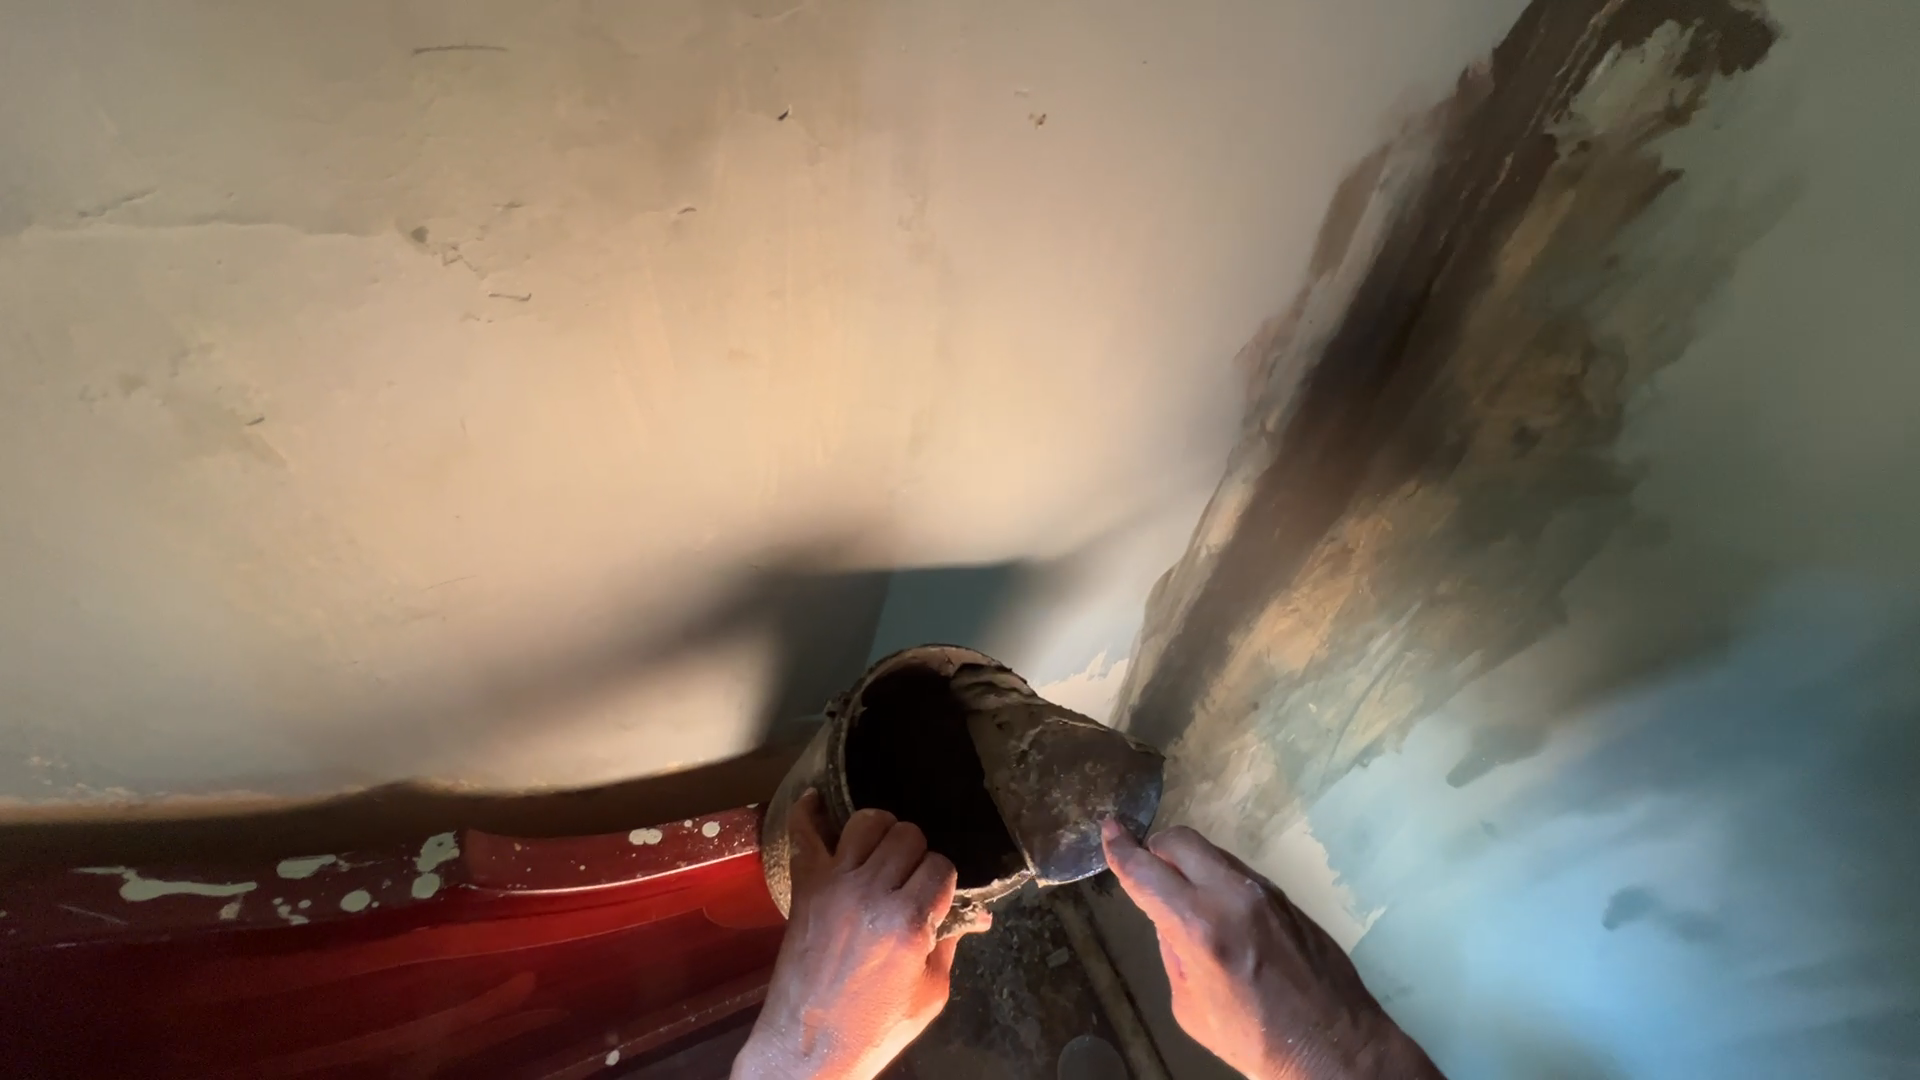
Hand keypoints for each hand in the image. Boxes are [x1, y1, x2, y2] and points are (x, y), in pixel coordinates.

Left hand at [734, 790, 987, 1079]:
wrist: (807, 1050)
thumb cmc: (874, 1028)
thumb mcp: (930, 994)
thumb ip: (950, 944)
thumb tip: (976, 914)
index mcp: (908, 922)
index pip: (941, 865)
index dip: (943, 880)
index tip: (936, 897)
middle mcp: (872, 892)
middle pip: (908, 834)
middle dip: (917, 853)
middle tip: (909, 879)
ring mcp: (835, 883)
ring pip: (867, 822)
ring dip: (881, 831)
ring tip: (881, 852)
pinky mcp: (806, 886)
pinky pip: (803, 834)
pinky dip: (808, 812)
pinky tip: (818, 799)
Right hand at [1100, 821, 1441, 1079]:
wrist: (1338, 1050)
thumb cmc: (1256, 1040)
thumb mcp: (1190, 1007)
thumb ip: (1173, 952)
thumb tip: (1170, 921)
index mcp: (1199, 926)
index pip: (1145, 870)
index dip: (1120, 847)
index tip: (1108, 829)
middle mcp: (1229, 894)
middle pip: (1178, 840)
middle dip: (1155, 848)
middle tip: (1147, 868)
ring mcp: (1262, 890)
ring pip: (1209, 852)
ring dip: (1188, 864)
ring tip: (1188, 898)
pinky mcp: (1284, 896)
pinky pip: (1236, 872)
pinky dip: (1216, 880)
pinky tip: (1224, 915)